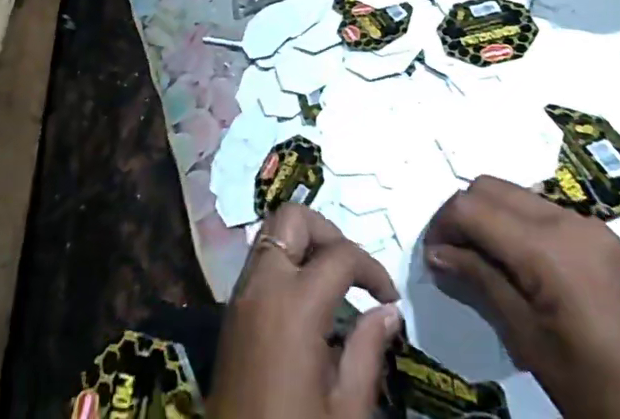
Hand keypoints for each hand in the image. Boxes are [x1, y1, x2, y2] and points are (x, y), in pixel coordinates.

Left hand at [210, 203, 403, 418]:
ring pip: (270, 235)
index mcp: (295, 303)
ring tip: (333, 282)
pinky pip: (258, 263)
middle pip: (291, 218)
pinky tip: (307, 300)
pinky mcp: (231, 310)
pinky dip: (285, 262)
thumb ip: (368, 348)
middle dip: (328, 232)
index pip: (340, 254)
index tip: (389, 298)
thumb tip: (387, 311)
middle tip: (353, 271)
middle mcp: (262, 284)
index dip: (373, 268)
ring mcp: (240, 293)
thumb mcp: (346, 408)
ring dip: (304, 244)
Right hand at [424, 177, 619, 418]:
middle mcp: (570, 222)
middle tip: (452, 260)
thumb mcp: (533, 345)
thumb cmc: (604, 393)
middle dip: (463, 215)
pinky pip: (548, 215)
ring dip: (492, 220)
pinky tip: (522, 273)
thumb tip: (439, 254)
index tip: (433, 263)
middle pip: (492, 187)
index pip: (470, 206)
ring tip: (484, 269)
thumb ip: (483, 286)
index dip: (441, 227)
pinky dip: (521, 229)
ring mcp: (595, 229)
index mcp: (548, 247)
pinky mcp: (611, 244)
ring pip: (520, 197)